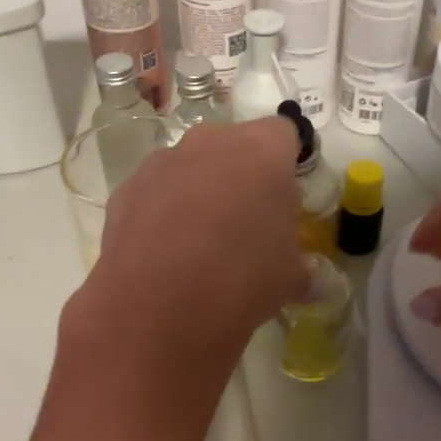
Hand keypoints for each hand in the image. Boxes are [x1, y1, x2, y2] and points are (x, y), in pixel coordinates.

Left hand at [57, 118, 308, 436]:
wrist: (159, 307)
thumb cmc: (243, 278)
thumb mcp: (290, 277)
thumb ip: (303, 267)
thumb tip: (314, 282)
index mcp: (262, 150)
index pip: (285, 133)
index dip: (287, 161)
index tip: (287, 195)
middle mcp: (210, 142)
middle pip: (234, 144)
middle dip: (241, 173)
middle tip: (247, 219)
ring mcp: (163, 161)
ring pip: (191, 165)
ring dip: (199, 189)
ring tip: (201, 240)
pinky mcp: (127, 188)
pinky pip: (155, 190)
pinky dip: (162, 210)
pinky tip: (166, 251)